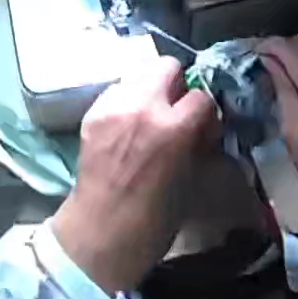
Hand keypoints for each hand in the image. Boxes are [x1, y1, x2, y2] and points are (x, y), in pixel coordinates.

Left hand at [49, 57, 219, 294]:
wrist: (100, 232)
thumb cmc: (153, 219)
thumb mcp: (191, 179)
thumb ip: (198, 141)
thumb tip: (204, 124)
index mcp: (173, 128)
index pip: (202, 96)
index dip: (205, 113)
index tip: (201, 126)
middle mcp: (141, 106)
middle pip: (166, 66)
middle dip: (176, 85)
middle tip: (174, 109)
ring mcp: (112, 106)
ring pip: (138, 74)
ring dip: (148, 90)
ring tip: (147, 116)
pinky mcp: (92, 112)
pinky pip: (116, 90)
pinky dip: (126, 101)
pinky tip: (126, 124)